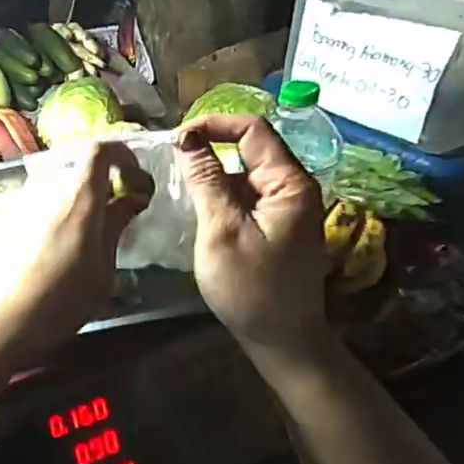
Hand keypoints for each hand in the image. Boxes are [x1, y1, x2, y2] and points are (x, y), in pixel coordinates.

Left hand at [0, 142, 152, 358]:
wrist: (13, 319)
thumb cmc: (66, 299)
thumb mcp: (104, 267)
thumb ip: (116, 226)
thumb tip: (131, 198)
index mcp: (80, 202)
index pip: (98, 151)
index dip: (122, 154)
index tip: (137, 178)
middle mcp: (53, 196)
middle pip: (84, 170)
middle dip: (110, 183)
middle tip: (126, 212)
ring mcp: (32, 209)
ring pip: (68, 190)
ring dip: (90, 202)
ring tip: (103, 236)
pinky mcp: (20, 224)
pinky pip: (52, 206)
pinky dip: (71, 215)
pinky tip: (76, 248)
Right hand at [174, 115, 329, 354]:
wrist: (281, 338)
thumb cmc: (251, 287)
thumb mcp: (222, 231)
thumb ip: (206, 181)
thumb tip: (188, 140)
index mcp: (289, 184)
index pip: (254, 130)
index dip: (214, 124)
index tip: (177, 139)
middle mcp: (293, 188)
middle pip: (250, 149)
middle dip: (210, 148)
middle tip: (171, 163)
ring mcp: (285, 208)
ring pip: (244, 174)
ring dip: (212, 174)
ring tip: (178, 186)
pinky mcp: (274, 225)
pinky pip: (244, 196)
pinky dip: (219, 195)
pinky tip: (197, 209)